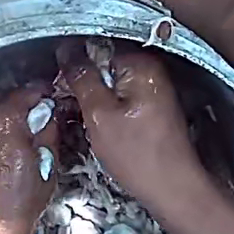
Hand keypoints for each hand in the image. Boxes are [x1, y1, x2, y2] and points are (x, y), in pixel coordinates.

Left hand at [0, 84, 58, 233]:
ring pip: (0, 118)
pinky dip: (8, 130)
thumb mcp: (48, 162)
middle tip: (47, 105)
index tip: (50, 90)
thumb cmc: (25, 197)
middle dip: (27, 101)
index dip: (38, 90)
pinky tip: (22, 142)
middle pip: (8, 104)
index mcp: (7, 127)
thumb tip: (53, 112)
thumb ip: (49, 132)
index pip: (22, 95)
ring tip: (37, 123)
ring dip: (17, 116)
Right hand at [59, 43, 211, 215]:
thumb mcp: (99, 114)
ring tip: (83, 113)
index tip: (59, 78)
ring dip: (93, 92)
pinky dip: (106, 103)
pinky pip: (120, 93)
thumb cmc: (137, 155)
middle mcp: (151, 68)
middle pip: (104, 60)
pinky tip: (99, 121)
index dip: (73, 58)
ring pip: (110, 79)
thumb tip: (66, 50)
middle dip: (83, 77)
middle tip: (68, 99)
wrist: (174, 190)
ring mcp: (154, 86)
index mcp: (141, 63)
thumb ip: (81, 77)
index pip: (96, 43)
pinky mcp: (152, 104)